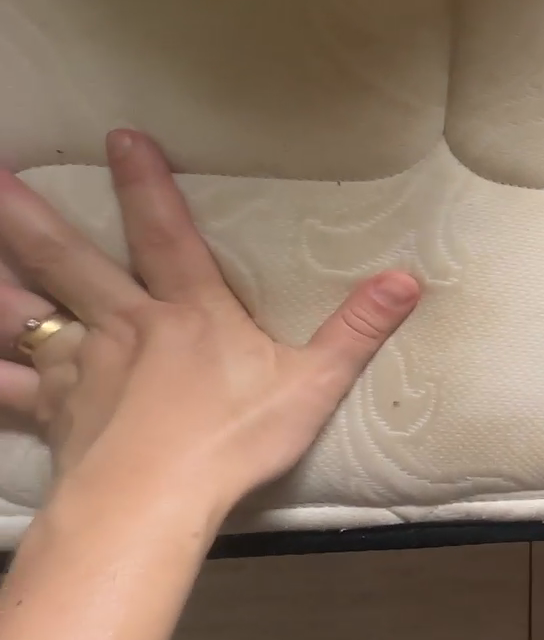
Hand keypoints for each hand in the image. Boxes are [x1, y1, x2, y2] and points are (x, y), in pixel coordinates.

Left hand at [0, 130, 419, 509]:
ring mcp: (78, 368)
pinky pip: (2, 383)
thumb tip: (407, 278)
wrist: (153, 502)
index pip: (167, 237)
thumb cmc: (239, 437)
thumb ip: (359, 328)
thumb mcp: (318, 381)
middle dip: (25, 215)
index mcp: (192, 315)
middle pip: (66, 262)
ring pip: (17, 313)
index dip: (147, 187)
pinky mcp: (51, 411)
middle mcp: (124, 327)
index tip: (122, 138)